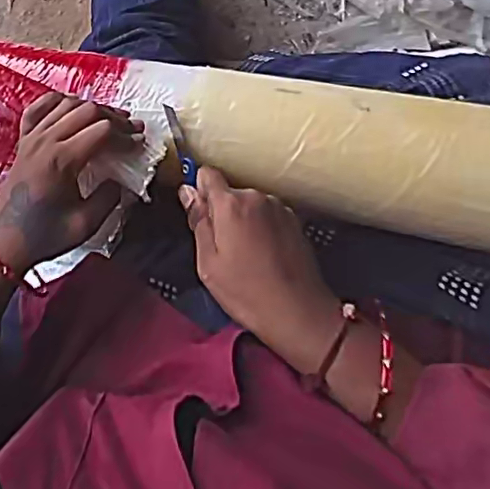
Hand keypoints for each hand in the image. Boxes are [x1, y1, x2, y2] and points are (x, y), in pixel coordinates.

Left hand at [0, 93, 139, 272]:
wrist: (5, 242)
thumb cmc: (45, 236)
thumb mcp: (85, 224)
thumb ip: (109, 197)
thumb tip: (121, 179)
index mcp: (61, 160)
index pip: (102, 131)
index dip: (125, 134)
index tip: (139, 142)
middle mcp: (45, 141)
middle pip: (87, 111)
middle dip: (114, 117)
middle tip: (132, 129)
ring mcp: (31, 137)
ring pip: (66, 104)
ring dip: (92, 108)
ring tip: (111, 119)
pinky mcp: (22, 140)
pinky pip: (38, 108)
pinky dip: (57, 101)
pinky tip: (71, 106)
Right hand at [180, 164, 339, 370]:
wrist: (300, 314)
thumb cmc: (249, 293)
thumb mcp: (208, 262)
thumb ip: (197, 221)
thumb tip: (188, 193)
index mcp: (231, 204)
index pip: (207, 174)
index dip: (199, 191)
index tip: (199, 213)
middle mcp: (257, 197)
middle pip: (228, 192)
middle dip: (222, 212)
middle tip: (223, 247)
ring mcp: (279, 208)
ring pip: (248, 204)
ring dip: (243, 220)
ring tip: (246, 255)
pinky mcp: (294, 221)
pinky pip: (267, 215)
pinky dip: (261, 227)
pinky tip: (264, 256)